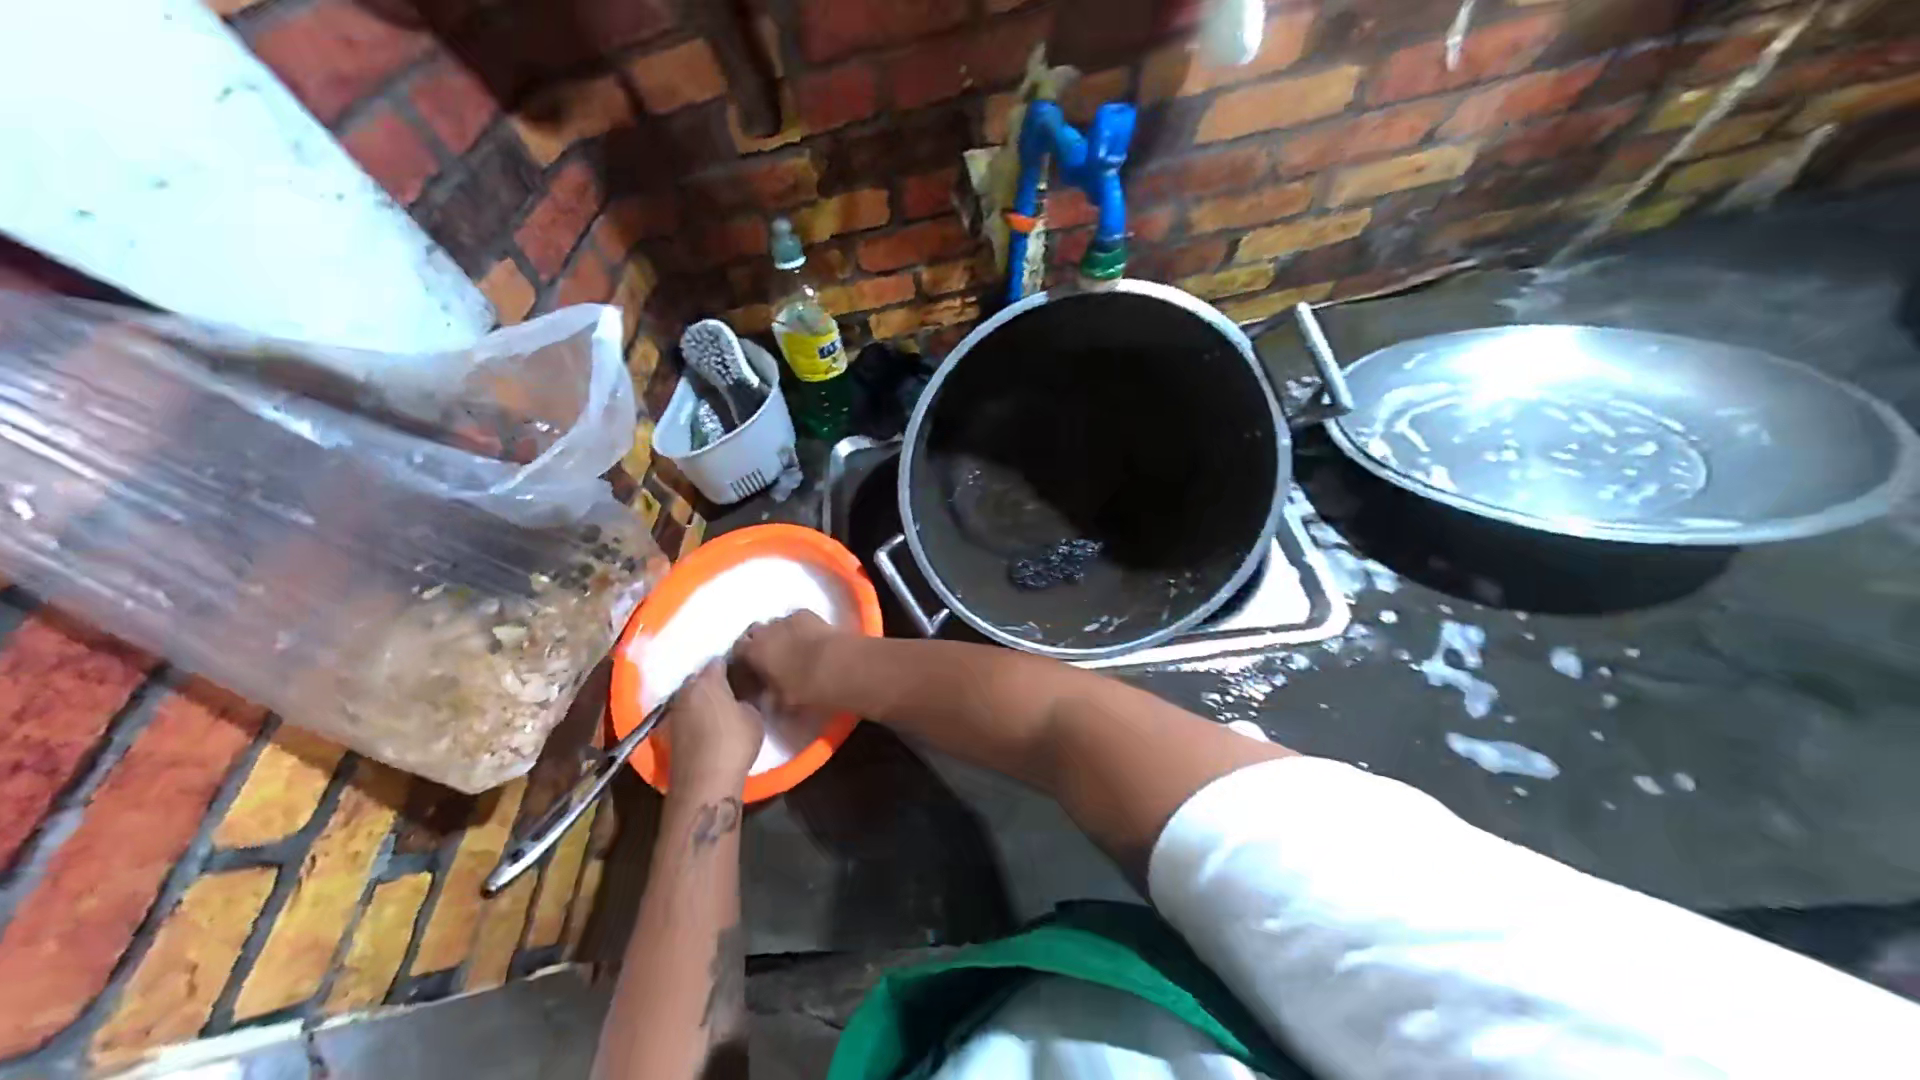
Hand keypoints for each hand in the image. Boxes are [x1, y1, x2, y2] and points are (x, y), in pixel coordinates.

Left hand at [663, 661, 763, 794]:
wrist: (704, 782)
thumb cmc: (734, 742)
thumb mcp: (754, 716)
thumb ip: (746, 700)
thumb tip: (740, 699)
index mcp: (708, 680)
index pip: (719, 661)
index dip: (732, 664)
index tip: (743, 670)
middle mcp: (686, 690)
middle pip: (700, 678)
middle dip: (714, 681)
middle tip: (733, 689)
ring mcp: (674, 711)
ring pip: (691, 696)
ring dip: (704, 700)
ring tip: (723, 709)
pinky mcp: (668, 732)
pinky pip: (686, 714)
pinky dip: (696, 716)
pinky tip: (710, 725)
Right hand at [735, 612, 840, 714]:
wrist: (837, 666)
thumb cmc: (805, 688)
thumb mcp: (781, 702)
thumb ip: (768, 696)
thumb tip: (767, 697)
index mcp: (753, 652)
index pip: (737, 650)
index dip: (743, 659)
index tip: (751, 670)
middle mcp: (765, 631)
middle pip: (754, 632)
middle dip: (759, 642)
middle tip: (770, 658)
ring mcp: (786, 619)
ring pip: (775, 623)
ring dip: (778, 633)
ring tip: (791, 647)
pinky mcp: (807, 614)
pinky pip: (795, 619)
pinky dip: (798, 626)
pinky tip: (808, 637)